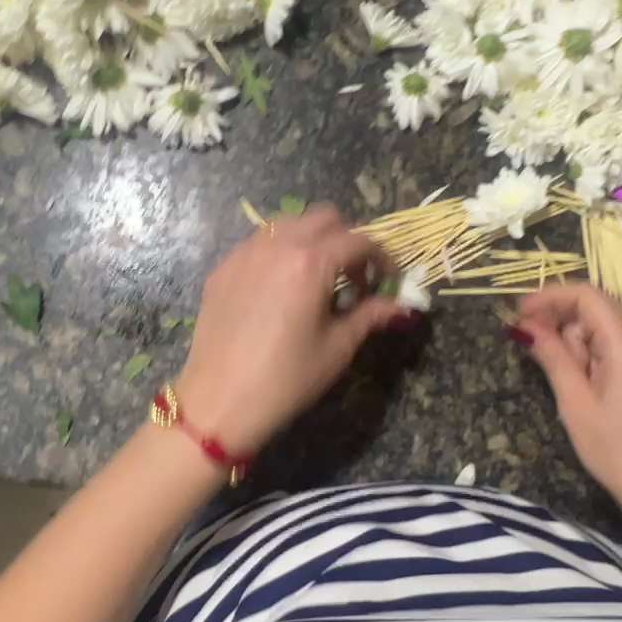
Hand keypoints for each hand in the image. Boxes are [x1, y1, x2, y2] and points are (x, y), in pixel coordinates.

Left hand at [175, 206, 409, 455]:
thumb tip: (402, 306)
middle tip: (354, 277)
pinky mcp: (223, 268)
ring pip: (289, 224)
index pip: (359, 240)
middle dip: (347, 240)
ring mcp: (244, 253)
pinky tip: (281, 289)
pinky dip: (279, 253)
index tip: (389, 280)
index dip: (382, 257)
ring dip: (312, 241)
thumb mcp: (337, 348)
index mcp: (311, 262)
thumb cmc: (287, 379)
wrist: (219, 403)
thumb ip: (371, 315)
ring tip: (317, 279)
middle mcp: (277, 245)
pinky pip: (259, 244)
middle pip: (324, 218)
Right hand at [512, 284, 621, 534]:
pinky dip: (593, 349)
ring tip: (567, 379)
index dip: (549, 297)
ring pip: (604, 323)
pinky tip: (583, 378)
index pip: (586, 295)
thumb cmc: (616, 451)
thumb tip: (524, 326)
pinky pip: (617, 340)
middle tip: (534, 348)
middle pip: (595, 306)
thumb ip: (552, 356)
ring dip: (576, 338)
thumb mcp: (575, 403)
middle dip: (560, 320)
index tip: (519, 314)